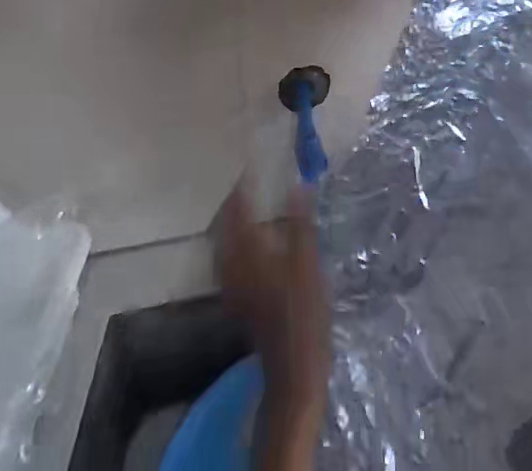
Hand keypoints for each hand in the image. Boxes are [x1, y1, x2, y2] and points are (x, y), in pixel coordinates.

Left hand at [217, 183, 328, 468]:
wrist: (293, 364)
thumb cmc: (303, 310)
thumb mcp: (308, 260)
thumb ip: (300, 222)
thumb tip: (298, 185)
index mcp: (246, 251)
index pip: (236, 210)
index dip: (240, 187)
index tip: (249, 167)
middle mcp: (231, 265)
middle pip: (223, 225)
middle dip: (233, 203)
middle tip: (247, 184)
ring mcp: (231, 284)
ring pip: (224, 243)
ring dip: (232, 222)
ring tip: (248, 207)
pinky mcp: (237, 297)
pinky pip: (229, 259)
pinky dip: (236, 241)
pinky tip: (252, 241)